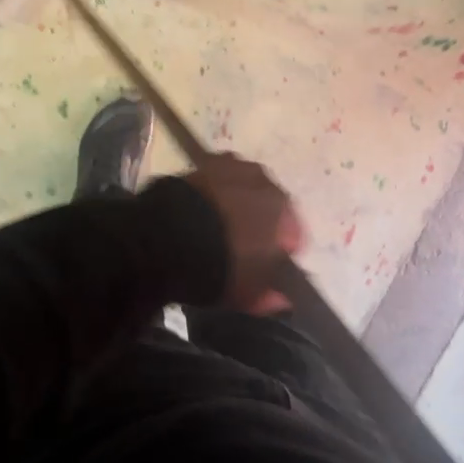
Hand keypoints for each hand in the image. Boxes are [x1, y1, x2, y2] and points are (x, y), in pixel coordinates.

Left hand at [183, 153, 302, 313]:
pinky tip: (204, 209)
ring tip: (221, 225)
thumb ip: (268, 297)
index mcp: (285, 214)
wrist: (169, 234)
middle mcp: (267, 184)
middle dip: (263, 222)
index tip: (270, 267)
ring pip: (247, 188)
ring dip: (241, 202)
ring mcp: (237, 168)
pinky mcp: (207, 162)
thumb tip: (281, 299)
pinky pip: (221, 179)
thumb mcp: (246, 293)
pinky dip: (218, 192)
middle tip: (245, 245)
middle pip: (272, 206)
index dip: (282, 252)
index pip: (294, 234)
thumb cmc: (218, 266)